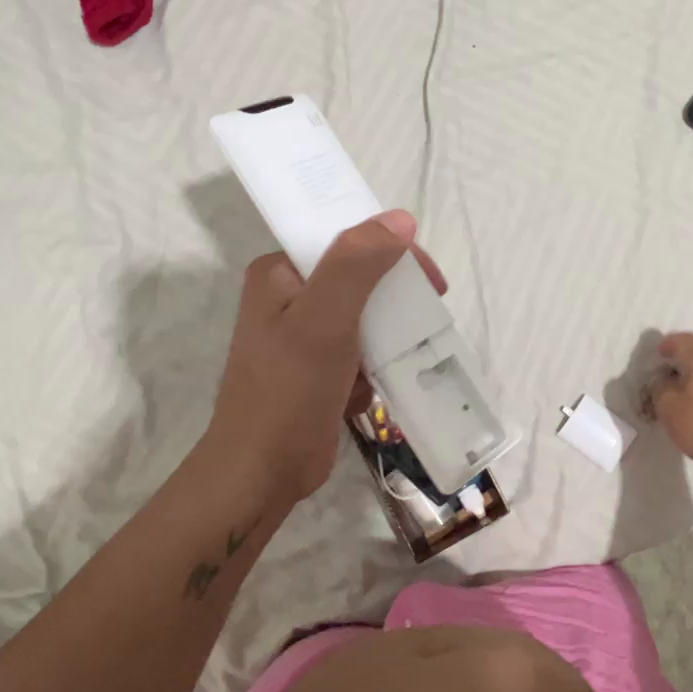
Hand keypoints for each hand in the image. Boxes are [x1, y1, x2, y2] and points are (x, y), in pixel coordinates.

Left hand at [205, 210, 446, 502]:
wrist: (263, 472)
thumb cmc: (289, 391)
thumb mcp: (325, 319)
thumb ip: (357, 265)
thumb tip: (400, 219)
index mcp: (280, 273)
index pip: (346, 239)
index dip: (392, 251)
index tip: (429, 280)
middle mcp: (289, 297)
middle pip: (360, 278)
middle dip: (394, 301)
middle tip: (425, 317)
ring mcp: (303, 336)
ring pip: (366, 318)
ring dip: (387, 338)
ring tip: (395, 361)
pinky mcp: (318, 371)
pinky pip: (361, 353)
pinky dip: (373, 368)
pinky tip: (368, 392)